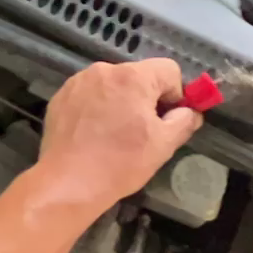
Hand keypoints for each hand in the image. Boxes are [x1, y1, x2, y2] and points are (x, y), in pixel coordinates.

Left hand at [33, 59, 203, 213]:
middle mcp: (105, 70)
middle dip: (145, 98)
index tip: (165, 120)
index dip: (174, 94)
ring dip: (120, 101)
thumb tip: (190, 112)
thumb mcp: (163, 145)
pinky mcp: (61, 95)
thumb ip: (184, 121)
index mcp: (133, 77)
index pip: (169, 70)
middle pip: (139, 76)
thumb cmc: (120, 163)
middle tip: (140, 131)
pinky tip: (92, 134)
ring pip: (113, 85)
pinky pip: (90, 94)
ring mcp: (79, 81)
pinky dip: (96, 107)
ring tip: (113, 134)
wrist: (68, 182)